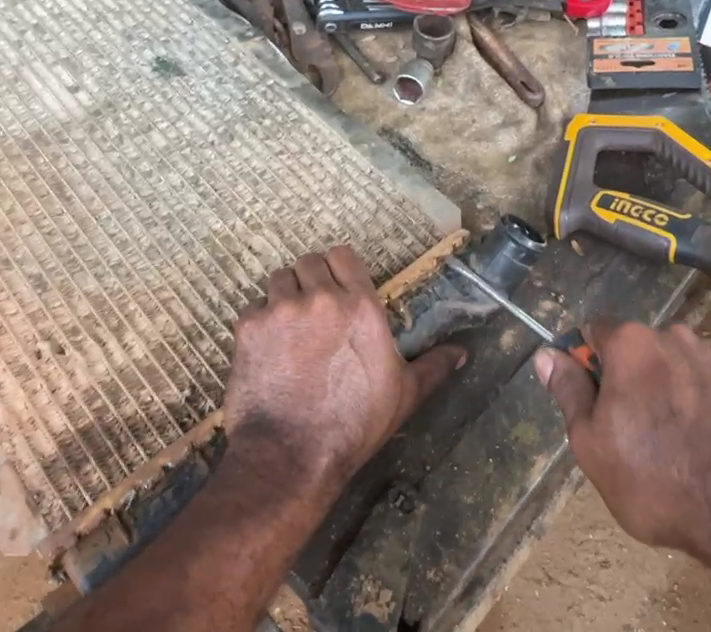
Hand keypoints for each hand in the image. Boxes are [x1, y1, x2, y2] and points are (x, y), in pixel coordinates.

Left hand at [224, 247, 466, 491]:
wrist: (290, 456)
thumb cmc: (354, 425)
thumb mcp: (404, 394)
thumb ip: (433, 366)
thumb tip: (462, 352)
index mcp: (361, 305)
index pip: (343, 255)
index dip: (340, 268)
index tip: (340, 288)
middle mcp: (321, 297)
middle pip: (309, 261)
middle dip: (312, 280)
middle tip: (315, 310)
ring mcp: (280, 310)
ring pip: (279, 279)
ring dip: (285, 296)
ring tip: (290, 326)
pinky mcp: (248, 328)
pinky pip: (253, 309)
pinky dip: (260, 324)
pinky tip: (268, 350)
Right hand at [533, 321, 710, 559]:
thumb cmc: (657, 478)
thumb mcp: (592, 444)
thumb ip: (569, 392)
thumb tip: (546, 356)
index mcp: (631, 343)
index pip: (595, 331)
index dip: (587, 362)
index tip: (592, 400)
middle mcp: (676, 336)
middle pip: (641, 349)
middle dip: (633, 379)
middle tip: (634, 431)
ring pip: (682, 366)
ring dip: (674, 390)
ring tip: (681, 444)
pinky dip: (710, 405)